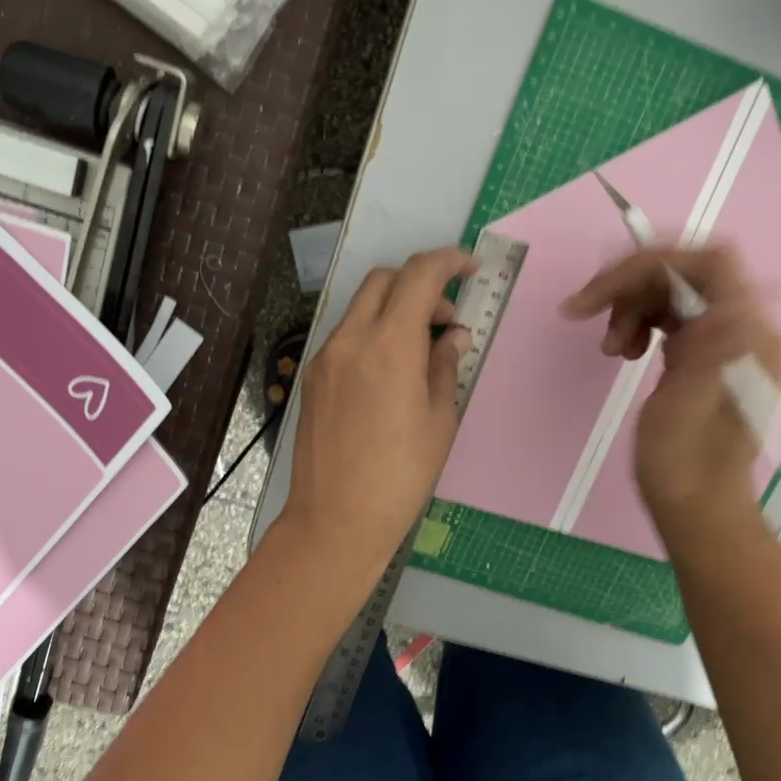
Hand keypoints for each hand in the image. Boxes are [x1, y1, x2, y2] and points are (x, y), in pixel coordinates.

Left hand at [281, 246, 476, 566]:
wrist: (335, 519)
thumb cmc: (400, 476)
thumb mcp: (438, 420)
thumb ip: (444, 365)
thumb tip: (452, 336)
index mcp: (389, 344)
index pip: (419, 275)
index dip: (448, 261)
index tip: (469, 268)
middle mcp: (350, 339)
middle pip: (384, 280)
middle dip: (419, 285)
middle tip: (446, 321)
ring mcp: (324, 358)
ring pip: (361, 307)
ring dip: (393, 310)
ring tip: (420, 351)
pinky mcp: (311, 378)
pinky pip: (345, 337)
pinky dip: (372, 334)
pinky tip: (389, 373)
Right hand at [562, 244, 780, 543]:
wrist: (695, 508)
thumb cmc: (685, 468)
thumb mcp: (687, 411)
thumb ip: (707, 353)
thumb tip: (732, 302)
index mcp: (746, 334)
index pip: (709, 263)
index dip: (653, 262)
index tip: (601, 289)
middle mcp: (740, 327)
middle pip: (684, 270)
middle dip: (631, 284)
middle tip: (586, 312)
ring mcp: (721, 339)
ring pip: (670, 290)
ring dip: (629, 306)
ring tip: (609, 347)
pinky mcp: (701, 353)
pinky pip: (667, 315)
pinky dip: (637, 322)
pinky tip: (622, 351)